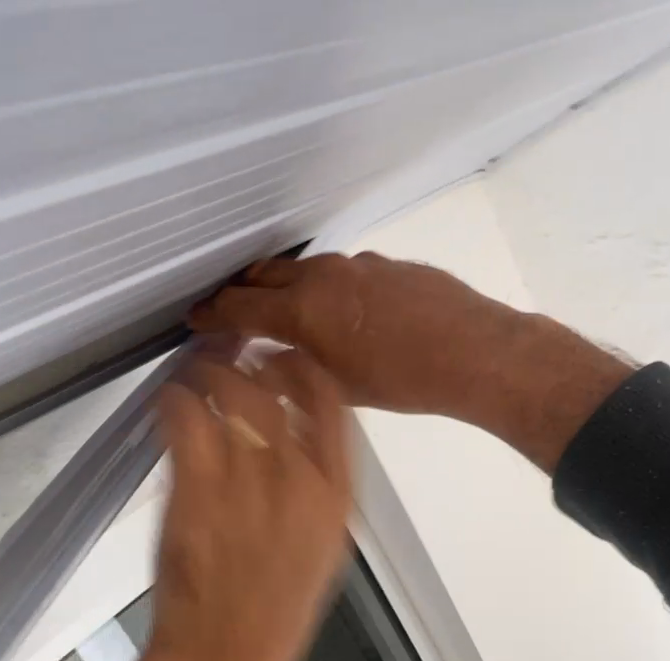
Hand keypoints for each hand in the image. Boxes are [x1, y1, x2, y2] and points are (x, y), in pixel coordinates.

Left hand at [145, 345, 354, 660]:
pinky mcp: (195, 487)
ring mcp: (246, 480)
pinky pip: (182, 416)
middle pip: (275, 385)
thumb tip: (297, 457)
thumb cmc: (273, 618)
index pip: (329, 401)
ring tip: (192, 376)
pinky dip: (171, 401)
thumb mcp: (319, 556)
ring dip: (205, 373)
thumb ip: (314, 500)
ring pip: (227, 391)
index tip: (282, 358)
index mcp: (335, 496)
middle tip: (226, 357)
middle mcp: (298, 478)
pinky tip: (167, 406)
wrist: (222, 659)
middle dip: (247, 361)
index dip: (301, 367)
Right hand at [188, 253, 633, 471]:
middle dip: (241, 293)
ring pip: (303, 270)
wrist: (474, 353)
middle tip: (228, 313)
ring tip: (278, 311)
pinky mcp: (385, 264)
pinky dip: (322, 287)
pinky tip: (336, 311)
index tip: (195, 319)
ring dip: (283, 288)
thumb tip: (267, 361)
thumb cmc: (403, 381)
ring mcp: (356, 264)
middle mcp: (323, 277)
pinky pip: (339, 271)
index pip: (238, 306)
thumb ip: (295, 368)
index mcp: (303, 310)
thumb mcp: (339, 387)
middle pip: (264, 276)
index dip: (211, 314)